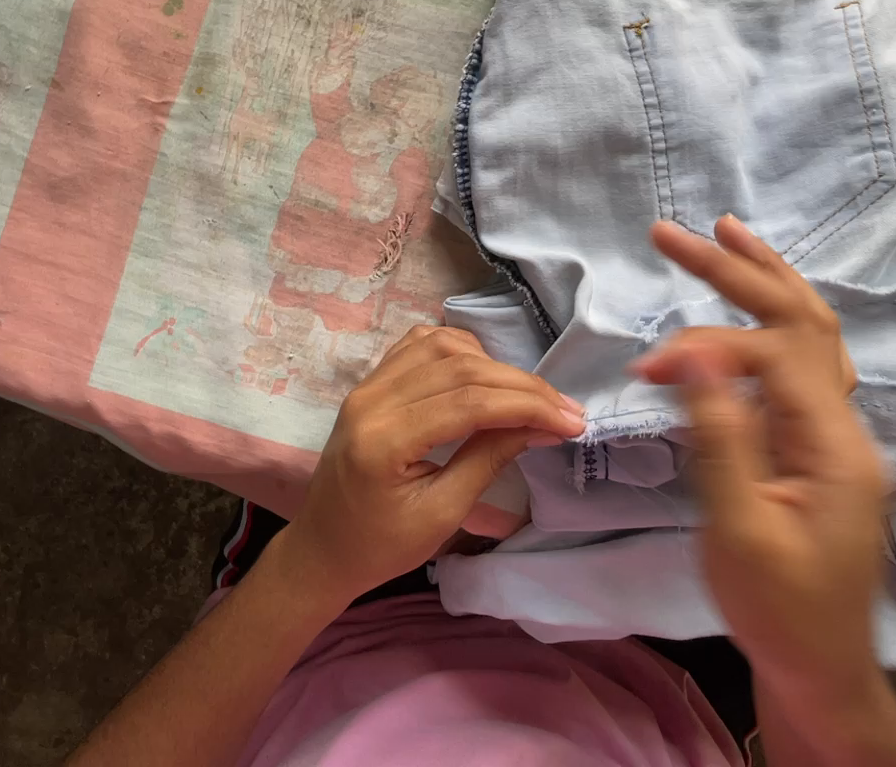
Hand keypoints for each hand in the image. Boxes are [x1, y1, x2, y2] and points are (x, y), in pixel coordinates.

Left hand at [273, 325, 585, 607]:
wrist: (322, 549)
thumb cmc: (380, 546)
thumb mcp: (441, 514)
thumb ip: (489, 459)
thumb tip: (540, 425)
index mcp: (384, 438)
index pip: (469, 401)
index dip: (527, 405)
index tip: (573, 421)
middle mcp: (371, 398)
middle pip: (459, 368)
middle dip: (520, 385)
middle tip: (565, 409)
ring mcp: (366, 385)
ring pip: (440, 345)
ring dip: (491, 363)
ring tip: (527, 395)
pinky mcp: (369, 382)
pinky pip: (418, 345)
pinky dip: (458, 350)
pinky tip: (482, 372)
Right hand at [634, 216, 889, 704]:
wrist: (819, 663)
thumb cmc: (775, 604)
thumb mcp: (738, 525)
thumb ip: (720, 434)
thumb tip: (692, 353)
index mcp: (832, 443)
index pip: (770, 354)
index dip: (703, 346)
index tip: (644, 371)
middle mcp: (844, 423)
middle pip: (801, 321)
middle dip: (737, 271)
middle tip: (674, 234)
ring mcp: (835, 431)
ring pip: (812, 333)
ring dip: (766, 281)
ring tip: (726, 236)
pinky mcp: (817, 442)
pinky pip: (802, 362)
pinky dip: (772, 320)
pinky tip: (752, 306)